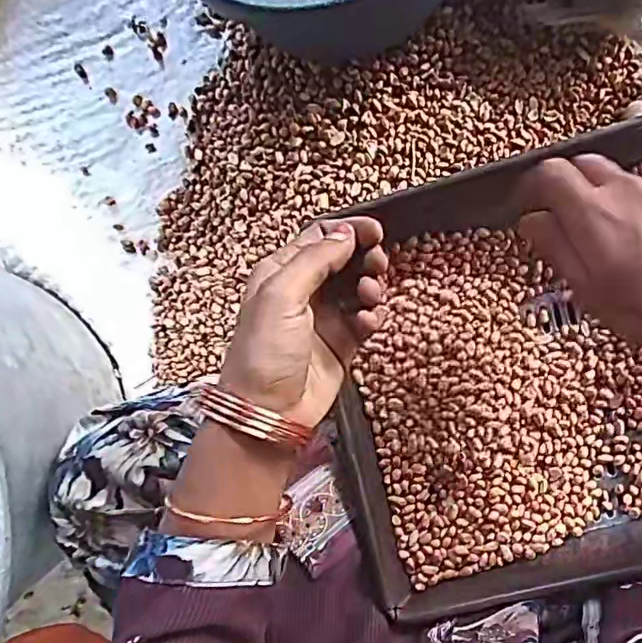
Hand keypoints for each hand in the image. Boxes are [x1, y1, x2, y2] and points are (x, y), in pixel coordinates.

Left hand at [217, 216, 388, 427]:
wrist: (269, 411)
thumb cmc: (264, 354)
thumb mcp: (281, 295)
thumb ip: (314, 260)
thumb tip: (345, 233)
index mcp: (281, 273)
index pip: (318, 237)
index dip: (348, 230)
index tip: (375, 231)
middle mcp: (303, 292)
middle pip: (343, 260)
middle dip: (364, 258)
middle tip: (377, 264)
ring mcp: (323, 318)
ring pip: (357, 288)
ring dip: (371, 287)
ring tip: (370, 297)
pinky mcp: (341, 343)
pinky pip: (365, 319)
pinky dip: (372, 316)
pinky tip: (368, 322)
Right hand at [515, 155, 641, 447]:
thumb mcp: (585, 288)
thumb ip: (555, 245)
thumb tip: (533, 221)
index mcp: (591, 211)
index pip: (550, 172)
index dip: (531, 185)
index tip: (526, 204)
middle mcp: (624, 190)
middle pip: (583, 163)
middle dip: (564, 182)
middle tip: (556, 214)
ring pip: (614, 175)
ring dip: (597, 193)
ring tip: (597, 233)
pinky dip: (627, 203)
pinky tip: (632, 238)